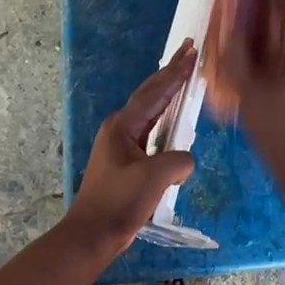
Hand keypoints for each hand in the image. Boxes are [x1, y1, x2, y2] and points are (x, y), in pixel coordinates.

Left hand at [65, 42, 199, 255]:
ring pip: (151, 111)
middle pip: (151, 94)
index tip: (192, 50)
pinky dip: (167, 119)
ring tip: (186, 77)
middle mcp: (121, 128)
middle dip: (171, 72)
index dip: (176, 71)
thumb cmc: (119, 202)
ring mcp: (122, 145)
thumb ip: (179, 160)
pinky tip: (177, 121)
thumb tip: (185, 161)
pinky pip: (152, 131)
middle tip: (189, 50)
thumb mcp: (155, 178)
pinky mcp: (127, 161)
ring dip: (170, 94)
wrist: (92, 234)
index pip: (156, 91)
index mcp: (123, 125)